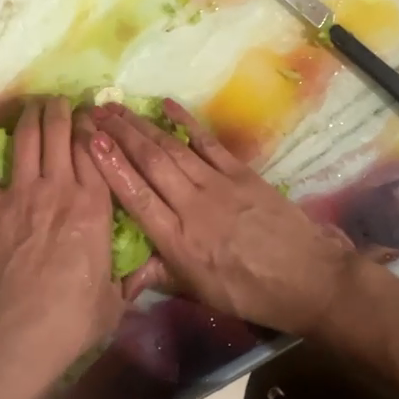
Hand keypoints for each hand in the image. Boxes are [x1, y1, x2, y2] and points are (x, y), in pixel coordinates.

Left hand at [0, 98, 122, 373]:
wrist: (22, 335)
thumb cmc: (74, 321)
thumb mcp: (115, 300)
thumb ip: (129, 279)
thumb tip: (147, 272)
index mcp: (94, 206)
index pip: (93, 151)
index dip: (90, 128)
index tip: (89, 116)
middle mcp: (58, 189)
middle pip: (59, 135)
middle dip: (60, 111)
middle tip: (59, 101)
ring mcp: (20, 195)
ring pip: (26, 140)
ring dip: (29, 117)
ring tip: (32, 104)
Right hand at [84, 100, 355, 334]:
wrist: (310, 279)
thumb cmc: (249, 292)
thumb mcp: (200, 293)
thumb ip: (159, 276)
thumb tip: (119, 277)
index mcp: (179, 241)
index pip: (137, 197)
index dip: (111, 167)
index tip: (89, 140)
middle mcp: (193, 207)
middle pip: (150, 163)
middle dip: (119, 134)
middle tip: (93, 112)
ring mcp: (218, 185)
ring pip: (172, 148)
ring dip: (141, 125)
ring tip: (116, 106)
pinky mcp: (240, 172)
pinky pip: (206, 142)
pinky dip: (185, 121)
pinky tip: (165, 104)